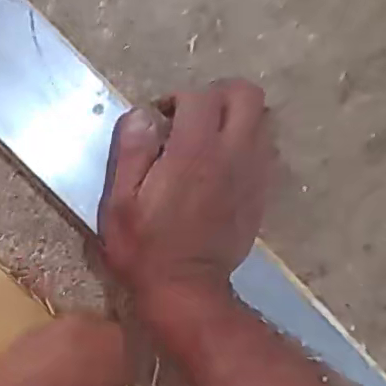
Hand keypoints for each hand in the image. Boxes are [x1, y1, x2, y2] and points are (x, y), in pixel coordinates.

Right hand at [99, 79, 275, 311]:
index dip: (176, 99)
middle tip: (192, 119)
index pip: (198, 96)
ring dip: (237, 118)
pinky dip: (248, 145)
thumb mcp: (119, 204)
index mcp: (193, 152)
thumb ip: (132, 152)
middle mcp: (231, 154)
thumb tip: (143, 115)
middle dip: (217, 96)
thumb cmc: (144, 250)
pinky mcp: (259, 195)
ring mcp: (251, 174)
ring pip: (262, 120)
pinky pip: (266, 151)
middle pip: (245, 95)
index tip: (159, 121)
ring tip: (210, 139)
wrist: (185, 290)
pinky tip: (224, 166)